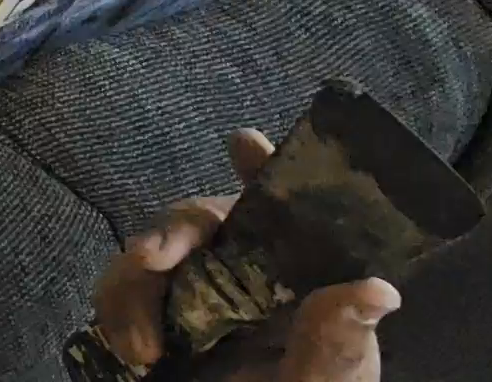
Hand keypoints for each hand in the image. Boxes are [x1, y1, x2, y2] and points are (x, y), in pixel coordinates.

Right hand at [93, 129, 401, 381]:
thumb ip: (334, 344)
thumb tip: (378, 288)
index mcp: (291, 281)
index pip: (282, 215)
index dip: (264, 173)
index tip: (246, 143)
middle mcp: (236, 269)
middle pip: (194, 222)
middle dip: (165, 237)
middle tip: (147, 262)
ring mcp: (187, 285)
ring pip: (143, 251)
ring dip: (129, 287)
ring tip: (140, 348)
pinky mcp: (146, 302)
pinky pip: (117, 283)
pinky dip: (112, 307)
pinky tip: (126, 346)